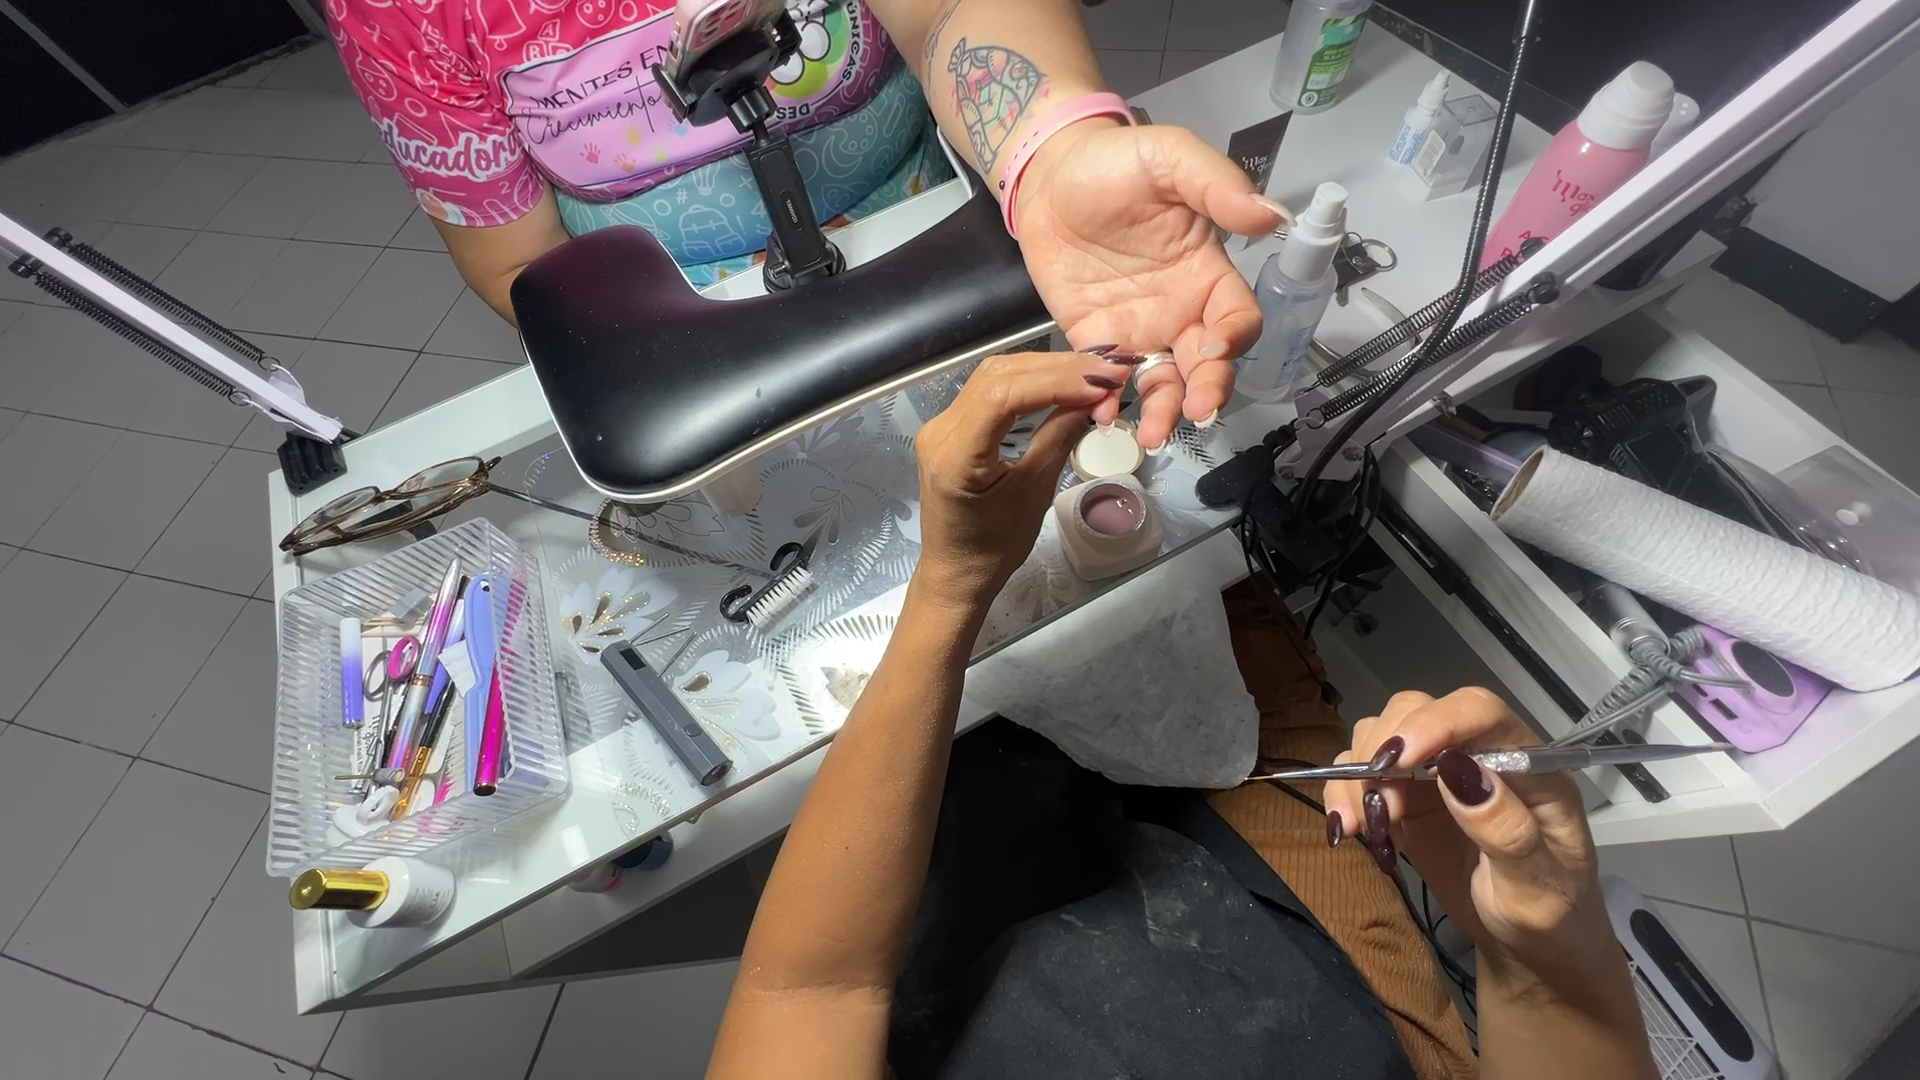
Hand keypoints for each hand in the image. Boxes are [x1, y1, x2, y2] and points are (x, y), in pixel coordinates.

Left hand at [910, 351, 1119, 610]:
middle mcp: (940, 430)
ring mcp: (941, 426)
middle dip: (1056, 369)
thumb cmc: (994, 547)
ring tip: (1090, 374)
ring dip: (1043, 369)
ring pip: (994, 376)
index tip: (1100, 382)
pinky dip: (1027, 382)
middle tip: (1106, 372)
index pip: (1003, 394)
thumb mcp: (1034, 493)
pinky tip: (1058, 383)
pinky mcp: (949, 428)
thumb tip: (1094, 398)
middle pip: (998, 376)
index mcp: (956, 455)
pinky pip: (988, 391)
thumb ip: (1059, 437)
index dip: (1056, 380)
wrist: (956, 572)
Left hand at [1013, 122, 1288, 448]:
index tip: (1217, 347)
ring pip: (1161, 384)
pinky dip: (1107, 402)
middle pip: (1204, 365)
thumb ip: (1217, 186)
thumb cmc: (1114, 164)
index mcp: (1206, 275)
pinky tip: (1104, 415)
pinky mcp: (1094, 342)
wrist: (1049, 180)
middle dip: (1205, 392)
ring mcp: (1136, 332)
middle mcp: (1178, 313)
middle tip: (1195, 413)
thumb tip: (1271, 215)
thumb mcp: (1171, 159)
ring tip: (1152, 435)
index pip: (1237, 318)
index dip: (1234, 337)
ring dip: (1162, 412)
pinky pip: (1106, 381)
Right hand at [1323, 689, 1617, 980]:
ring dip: (1357, 776)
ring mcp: (1434, 769)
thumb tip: (1458, 772)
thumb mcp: (1539, 890)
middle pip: (1415, 711)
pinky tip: (1351, 830)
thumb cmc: (1550, 920)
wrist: (1530, 947)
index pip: (1478, 711)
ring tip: (1363, 829)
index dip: (1433, 723)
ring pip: (1378, 734)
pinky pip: (1356, 770)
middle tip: (1378, 809)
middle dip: (1383, 752)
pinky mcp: (1402, 790)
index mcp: (1526, 765)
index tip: (1395, 760)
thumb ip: (1506, 830)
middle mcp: (1475, 752)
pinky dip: (1342, 794)